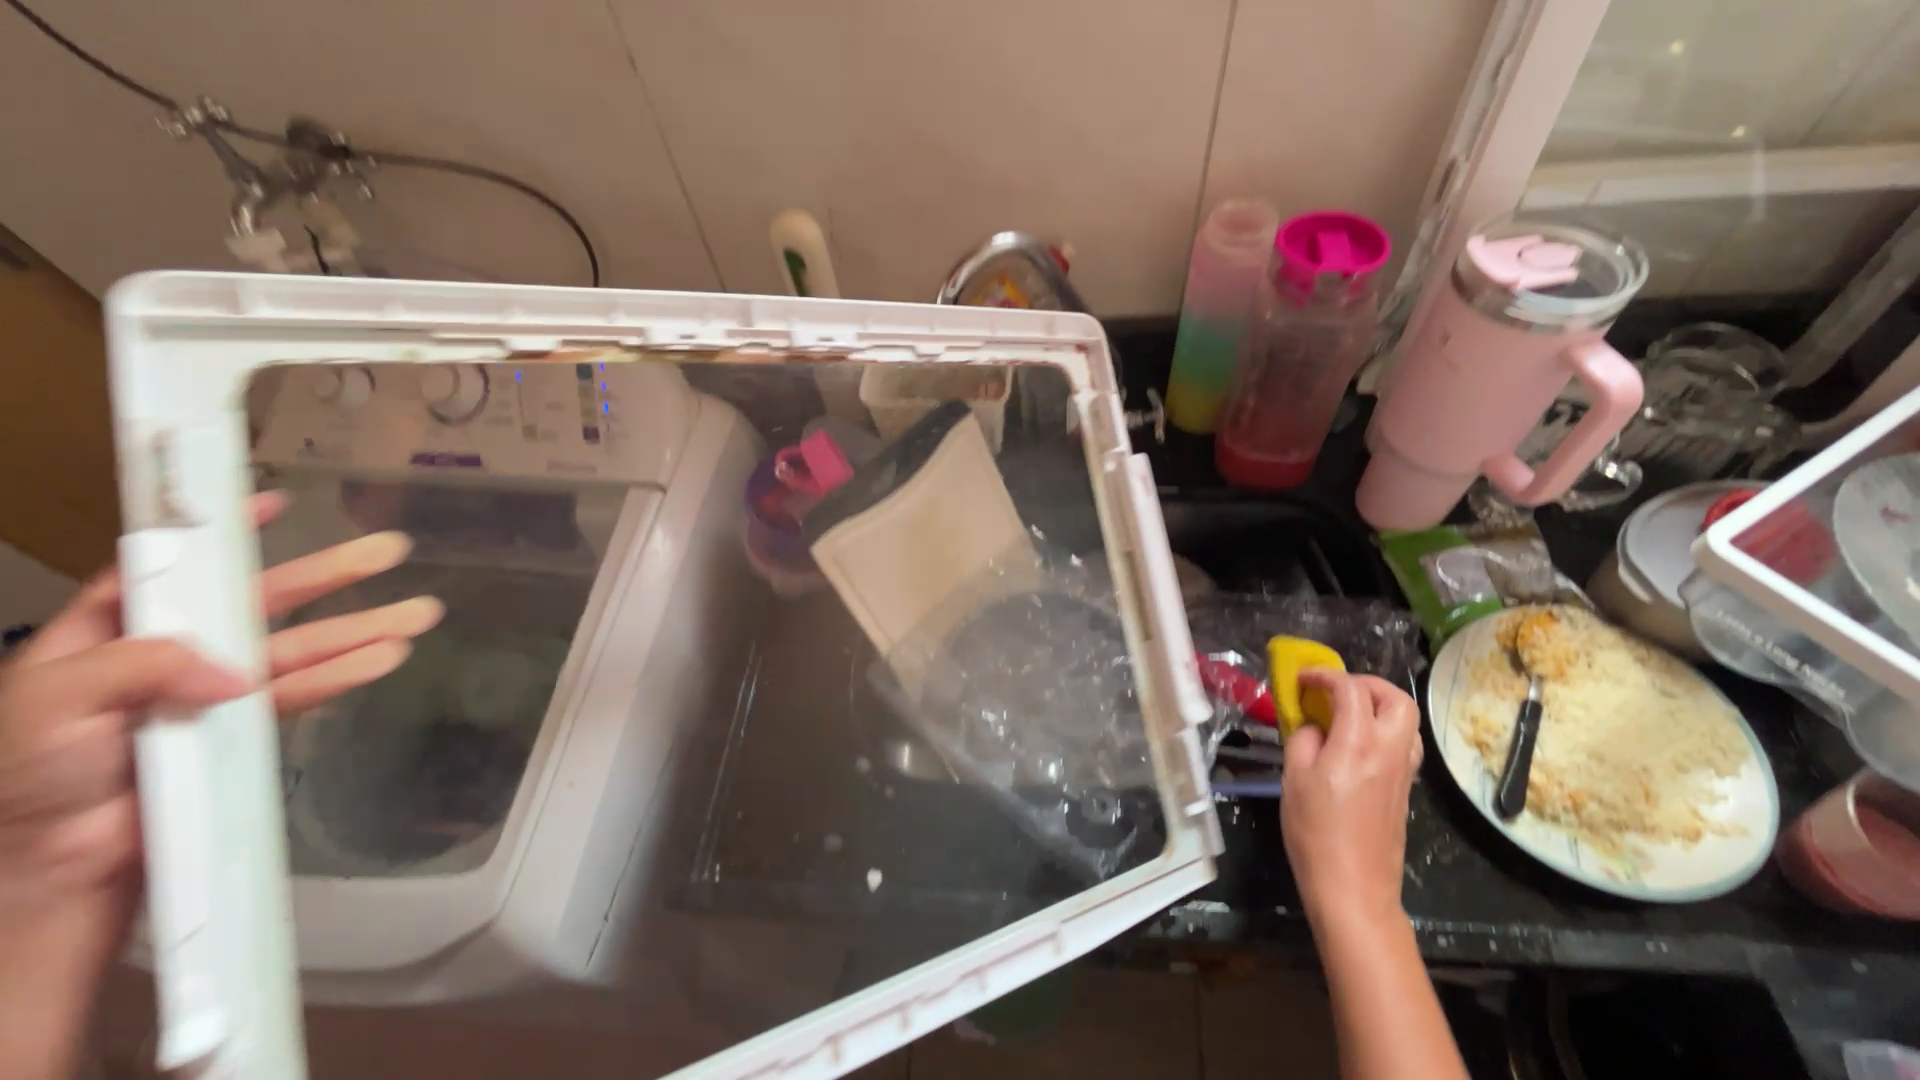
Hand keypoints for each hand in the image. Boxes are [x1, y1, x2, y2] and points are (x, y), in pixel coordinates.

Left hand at [0, 491, 441, 898]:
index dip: (222, 536)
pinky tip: (386, 657)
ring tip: (419, 614)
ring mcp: (214, 693)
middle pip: (260, 602)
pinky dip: (344, 675)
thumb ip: (142, 664)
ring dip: (361, 628)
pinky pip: (302, 694)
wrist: (53, 866)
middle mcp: (172, 653)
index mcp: (113, 630)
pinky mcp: (245, 732)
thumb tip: (236, 671)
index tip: (276, 505)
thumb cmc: (28, 773)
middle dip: (330, 576)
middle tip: (389, 550)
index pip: (173, 568)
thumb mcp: (53, 699)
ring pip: (298, 648)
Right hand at [1281, 671, 1422, 931]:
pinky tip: (1357, 746)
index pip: (1351, 689)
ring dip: (1379, 707)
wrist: (1353, 887)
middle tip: (1335, 690)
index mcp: (1357, 742)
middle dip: (1366, 684)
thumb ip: (1303, 740)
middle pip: (1396, 698)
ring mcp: (1403, 771)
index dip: (1325, 676)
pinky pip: (1403, 745)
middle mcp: (1388, 750)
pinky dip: (1384, 731)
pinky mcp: (1404, 790)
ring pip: (1406, 721)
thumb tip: (1314, 728)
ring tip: (1347, 715)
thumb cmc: (1315, 832)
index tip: (1302, 679)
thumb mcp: (1293, 779)